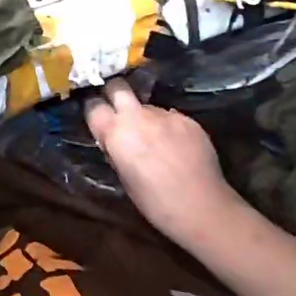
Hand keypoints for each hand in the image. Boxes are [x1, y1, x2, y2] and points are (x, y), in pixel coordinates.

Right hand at [85, 81, 243, 242]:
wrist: (202, 207)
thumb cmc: (154, 201)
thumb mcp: (123, 176)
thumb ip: (115, 149)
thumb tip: (112, 140)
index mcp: (116, 132)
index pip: (93, 106)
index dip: (94, 111)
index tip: (97, 119)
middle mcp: (138, 116)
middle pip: (118, 87)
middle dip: (115, 94)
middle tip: (118, 110)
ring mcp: (166, 115)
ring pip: (147, 106)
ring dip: (146, 117)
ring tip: (155, 139)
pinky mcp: (188, 120)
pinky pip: (170, 116)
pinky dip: (168, 127)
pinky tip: (176, 146)